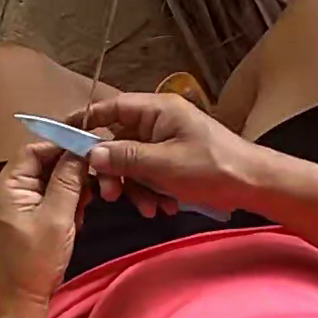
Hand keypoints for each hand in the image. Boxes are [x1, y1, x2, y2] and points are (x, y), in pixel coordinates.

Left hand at [0, 140, 89, 317]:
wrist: (20, 302)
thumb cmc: (35, 259)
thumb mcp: (57, 216)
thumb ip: (68, 180)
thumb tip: (81, 150)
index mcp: (9, 185)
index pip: (35, 150)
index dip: (63, 148)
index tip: (90, 154)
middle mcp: (9, 190)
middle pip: (44, 165)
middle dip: (70, 173)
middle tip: (92, 187)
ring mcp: (17, 205)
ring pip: (50, 182)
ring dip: (71, 191)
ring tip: (84, 208)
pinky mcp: (26, 219)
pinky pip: (49, 199)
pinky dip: (65, 204)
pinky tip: (76, 219)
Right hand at [69, 93, 267, 214]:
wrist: (254, 184)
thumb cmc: (211, 167)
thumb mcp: (163, 164)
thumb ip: (124, 157)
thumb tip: (91, 155)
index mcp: (157, 110)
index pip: (111, 108)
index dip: (85, 121)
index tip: (62, 136)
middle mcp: (159, 120)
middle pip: (119, 140)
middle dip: (115, 170)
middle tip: (111, 196)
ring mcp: (167, 140)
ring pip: (134, 161)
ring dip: (136, 186)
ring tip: (148, 209)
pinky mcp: (175, 159)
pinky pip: (151, 172)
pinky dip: (152, 190)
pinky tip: (163, 207)